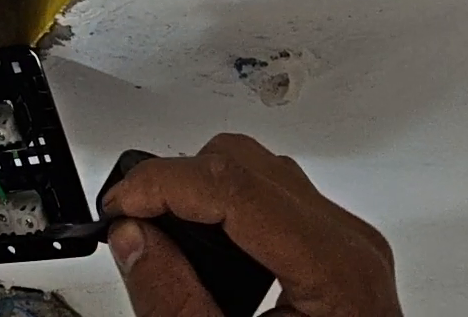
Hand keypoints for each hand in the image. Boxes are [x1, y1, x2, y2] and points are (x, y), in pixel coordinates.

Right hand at [102, 134, 399, 316]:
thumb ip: (174, 302)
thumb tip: (130, 234)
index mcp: (338, 272)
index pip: (234, 186)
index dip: (164, 184)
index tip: (119, 205)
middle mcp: (348, 243)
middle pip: (240, 164)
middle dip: (174, 184)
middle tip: (132, 223)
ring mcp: (341, 239)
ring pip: (249, 167)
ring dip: (194, 190)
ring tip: (161, 234)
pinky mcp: (328, 243)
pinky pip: (262, 190)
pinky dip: (217, 202)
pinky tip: (197, 241)